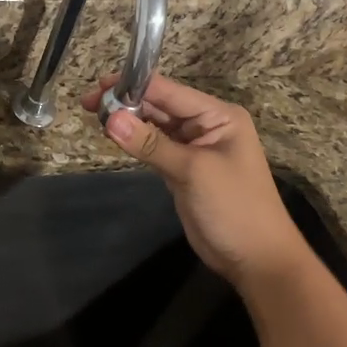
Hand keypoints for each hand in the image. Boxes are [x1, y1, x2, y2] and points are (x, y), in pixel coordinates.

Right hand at [83, 74, 314, 287]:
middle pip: (158, 104)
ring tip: (94, 116)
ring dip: (127, 120)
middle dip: (125, 102)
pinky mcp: (182, 168)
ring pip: (153, 124)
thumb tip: (110, 119)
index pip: (168, 91)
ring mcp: (193, 147)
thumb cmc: (234, 207)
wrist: (257, 261)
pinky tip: (112, 136)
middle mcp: (205, 125)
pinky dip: (134, 140)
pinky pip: (153, 145)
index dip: (133, 85)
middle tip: (88, 104)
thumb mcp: (192, 171)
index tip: (98, 87)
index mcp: (218, 115)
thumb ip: (150, 143)